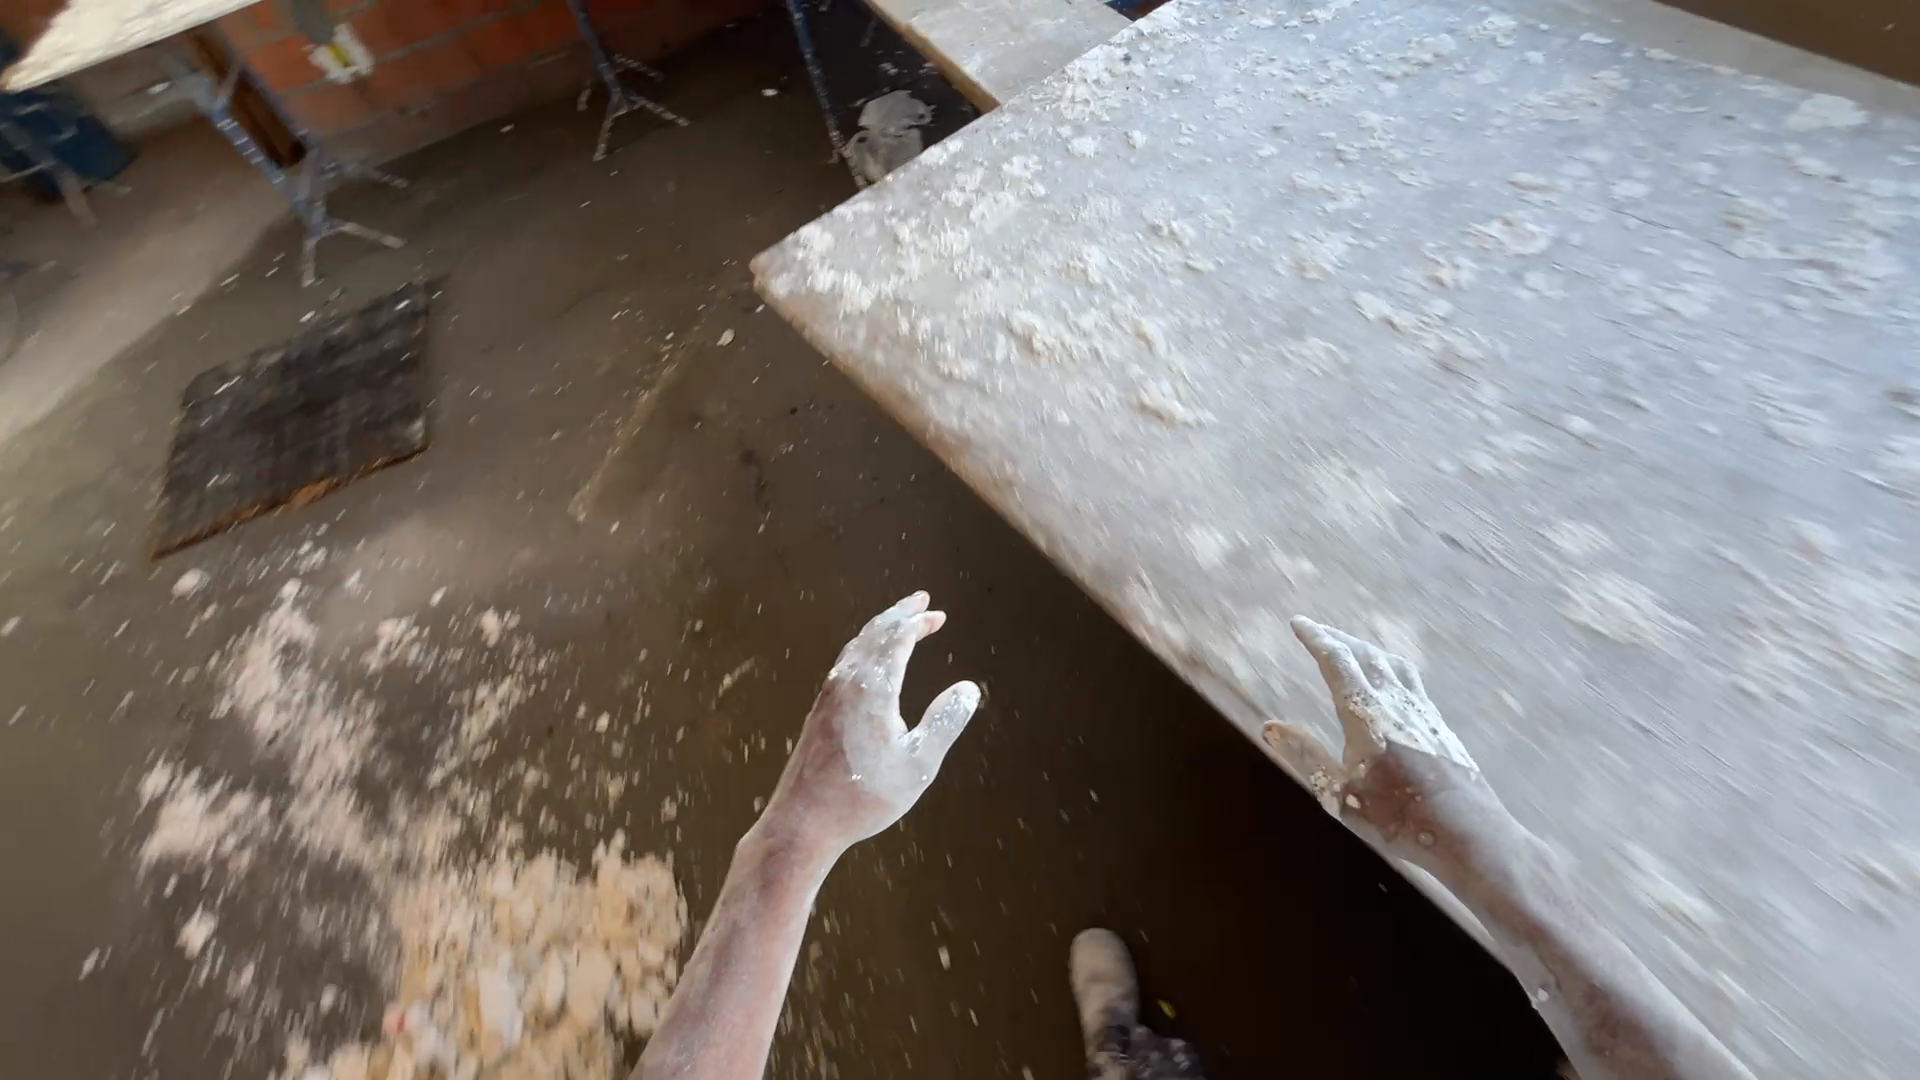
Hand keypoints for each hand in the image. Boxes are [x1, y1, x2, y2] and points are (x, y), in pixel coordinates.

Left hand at [758, 592, 981, 859]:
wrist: (802, 823)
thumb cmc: (863, 797)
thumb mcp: (918, 765)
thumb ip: (944, 722)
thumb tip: (968, 688)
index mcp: (872, 689)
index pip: (896, 639)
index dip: (917, 622)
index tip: (938, 615)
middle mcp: (846, 683)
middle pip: (873, 633)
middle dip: (899, 614)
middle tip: (920, 601)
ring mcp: (828, 696)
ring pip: (856, 646)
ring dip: (880, 629)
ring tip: (899, 623)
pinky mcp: (819, 711)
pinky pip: (844, 662)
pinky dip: (865, 647)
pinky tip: (869, 661)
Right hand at [1264, 618, 1497, 856]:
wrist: (1472, 837)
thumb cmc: (1399, 820)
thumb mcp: (1339, 794)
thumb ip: (1305, 755)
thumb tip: (1268, 727)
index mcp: (1366, 715)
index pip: (1336, 661)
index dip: (1315, 638)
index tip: (1297, 623)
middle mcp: (1395, 704)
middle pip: (1364, 653)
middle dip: (1336, 637)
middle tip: (1315, 630)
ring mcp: (1422, 712)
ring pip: (1390, 663)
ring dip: (1364, 648)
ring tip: (1348, 647)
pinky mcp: (1439, 726)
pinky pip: (1410, 680)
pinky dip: (1387, 666)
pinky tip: (1386, 681)